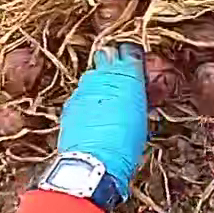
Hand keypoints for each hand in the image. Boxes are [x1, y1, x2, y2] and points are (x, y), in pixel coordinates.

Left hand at [56, 44, 147, 196]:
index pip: (129, 51)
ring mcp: (83, 89)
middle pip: (107, 55)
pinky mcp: (71, 103)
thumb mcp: (142, 116)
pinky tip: (97, 111)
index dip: (133, 55)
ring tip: (111, 95)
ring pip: (93, 73)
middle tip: (124, 73)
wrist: (94, 161)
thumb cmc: (125, 142)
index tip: (138, 61)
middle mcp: (102, 76)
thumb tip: (142, 90)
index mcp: (126, 76)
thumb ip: (140, 95)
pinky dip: (90, 97)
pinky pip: (82, 92)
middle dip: (114, 61)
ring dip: (101, 80)